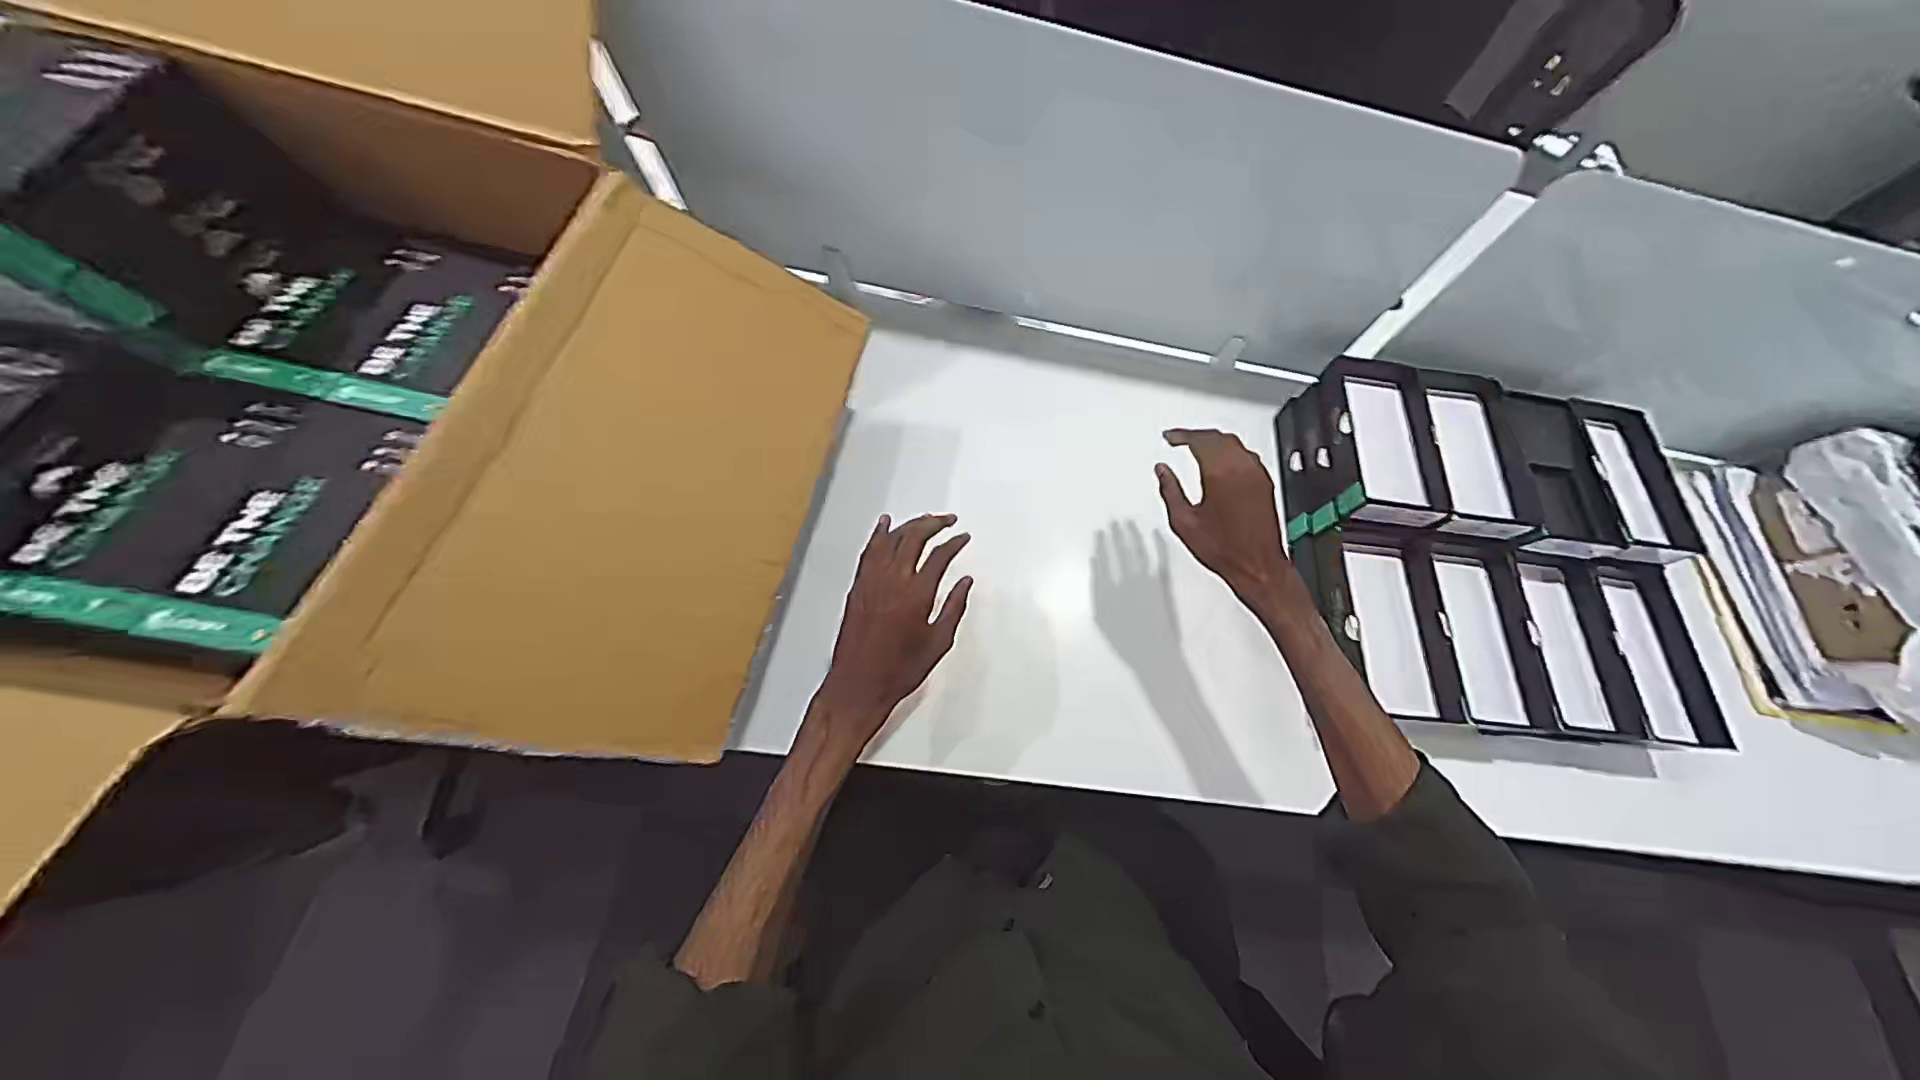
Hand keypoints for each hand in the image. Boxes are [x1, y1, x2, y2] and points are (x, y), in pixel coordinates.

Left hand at [810, 513, 973, 758]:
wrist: (858, 684)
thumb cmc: (897, 670)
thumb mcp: (938, 642)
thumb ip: (953, 607)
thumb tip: (964, 583)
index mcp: (917, 594)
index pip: (939, 555)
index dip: (954, 543)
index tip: (962, 538)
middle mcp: (893, 581)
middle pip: (914, 538)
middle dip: (934, 524)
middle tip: (947, 521)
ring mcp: (872, 581)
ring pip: (891, 539)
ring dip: (909, 525)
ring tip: (924, 519)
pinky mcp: (857, 587)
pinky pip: (869, 551)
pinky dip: (878, 534)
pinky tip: (885, 525)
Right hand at [1155, 429, 1291, 601]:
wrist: (1257, 565)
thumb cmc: (1226, 549)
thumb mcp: (1184, 522)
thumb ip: (1170, 491)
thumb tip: (1162, 471)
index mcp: (1220, 474)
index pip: (1200, 440)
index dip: (1182, 435)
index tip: (1170, 437)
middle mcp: (1242, 470)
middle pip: (1218, 438)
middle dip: (1196, 435)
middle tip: (1180, 438)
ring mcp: (1257, 475)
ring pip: (1234, 444)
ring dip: (1213, 440)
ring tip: (1196, 445)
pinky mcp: (1265, 484)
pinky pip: (1246, 455)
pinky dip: (1229, 450)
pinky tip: (1220, 459)